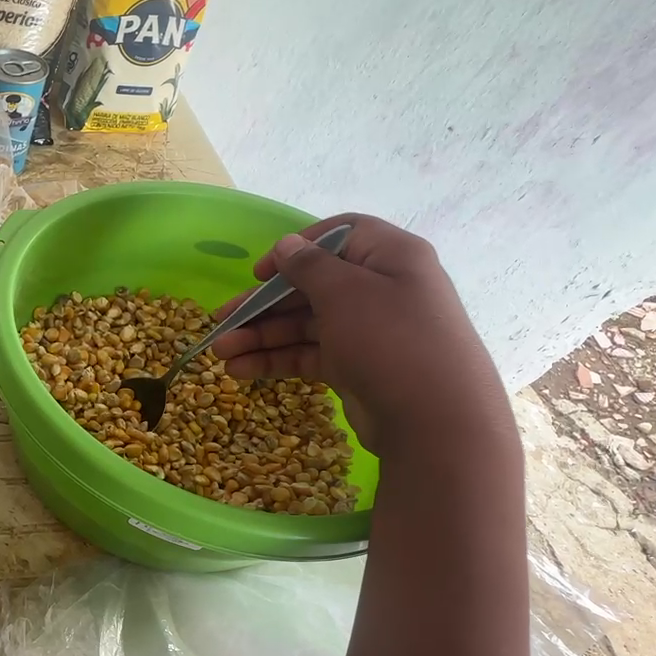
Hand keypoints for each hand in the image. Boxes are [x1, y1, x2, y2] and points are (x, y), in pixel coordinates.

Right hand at [207, 214, 511, 457]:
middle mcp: (379, 289)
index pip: (339, 235)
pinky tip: (240, 371)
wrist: (434, 419)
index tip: (260, 272)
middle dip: (262, 305)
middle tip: (221, 322)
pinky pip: (306, 354)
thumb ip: (309, 267)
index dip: (296, 248)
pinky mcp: (354, 365)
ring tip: (221, 354)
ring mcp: (366, 330)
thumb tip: (286, 245)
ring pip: (302, 324)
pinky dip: (274, 359)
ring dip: (260, 336)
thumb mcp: (346, 293)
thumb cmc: (391, 340)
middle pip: (310, 286)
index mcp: (389, 258)